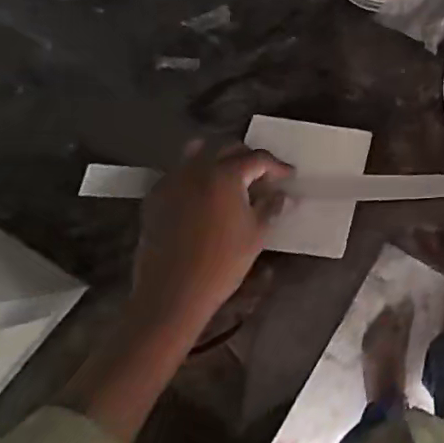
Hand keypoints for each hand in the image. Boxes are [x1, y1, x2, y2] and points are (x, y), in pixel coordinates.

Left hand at [130, 140, 290, 329]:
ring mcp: (172, 180)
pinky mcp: (155, 197)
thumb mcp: (257, 234)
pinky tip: (203, 195)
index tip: (288, 175)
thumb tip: (280, 194)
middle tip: (262, 175)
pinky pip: (178, 172)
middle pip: (228, 148)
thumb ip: (271, 206)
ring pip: (198, 152)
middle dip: (248, 157)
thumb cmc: (221, 263)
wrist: (171, 294)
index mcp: (226, 174)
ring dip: (218, 158)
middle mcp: (198, 169)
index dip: (277, 165)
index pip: (258, 158)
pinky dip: (195, 174)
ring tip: (230, 177)